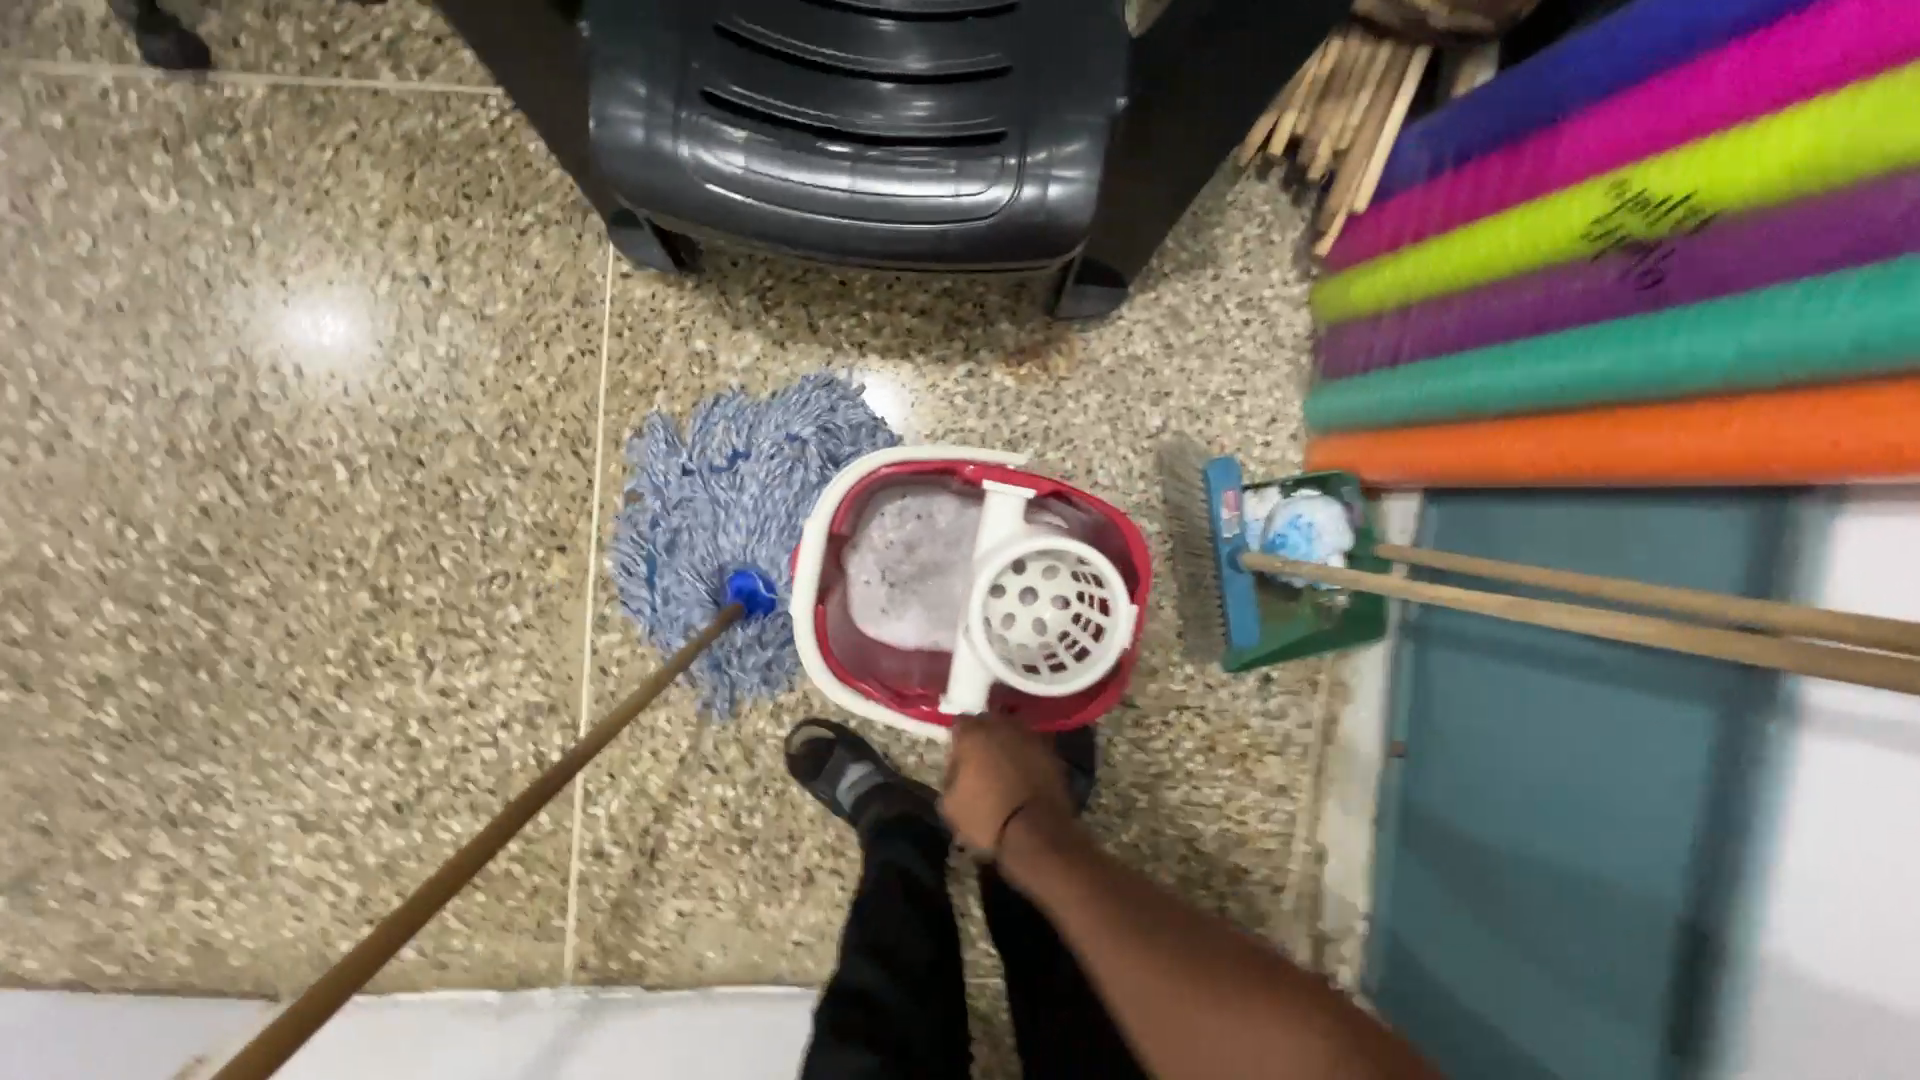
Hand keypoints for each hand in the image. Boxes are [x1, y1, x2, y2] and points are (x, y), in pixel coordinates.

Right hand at [940, 714, 1074, 854]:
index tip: (958, 758)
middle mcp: (1003, 727)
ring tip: (1004, 769)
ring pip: (1014, 733)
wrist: (1037, 832)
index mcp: (974, 735)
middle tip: (981, 761)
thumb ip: (949, 779)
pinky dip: (1028, 758)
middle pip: (989, 722)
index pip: (960, 723)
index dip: (958, 740)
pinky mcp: (1052, 753)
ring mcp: (1031, 737)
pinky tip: (1025, 777)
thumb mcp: (950, 806)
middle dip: (984, 737)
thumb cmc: (987, 817)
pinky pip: (1033, 749)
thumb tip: (957, 772)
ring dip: (1007, 745)